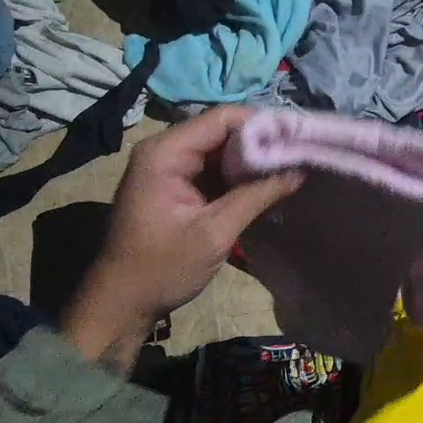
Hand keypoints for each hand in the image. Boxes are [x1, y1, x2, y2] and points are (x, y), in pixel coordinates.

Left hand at [60, 106, 302, 369]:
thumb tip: (301, 169)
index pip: (223, 119)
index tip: (299, 140)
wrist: (121, 304)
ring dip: (254, 163)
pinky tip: (269, 187)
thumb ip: (257, 195)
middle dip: (262, 144)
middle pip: (224, 132)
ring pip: (223, 152)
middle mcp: (166, 151)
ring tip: (293, 170)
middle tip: (302, 158)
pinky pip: (215, 171)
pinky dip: (240, 178)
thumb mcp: (215, 232)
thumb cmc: (161, 268)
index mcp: (165, 152)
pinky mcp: (178, 187)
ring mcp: (171, 169)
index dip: (263, 125)